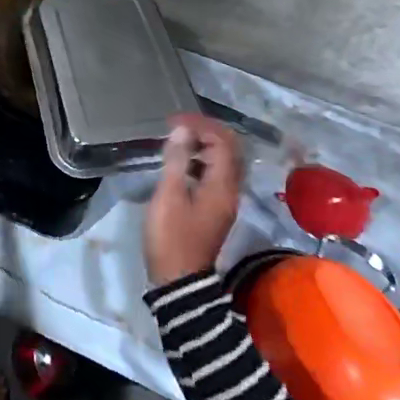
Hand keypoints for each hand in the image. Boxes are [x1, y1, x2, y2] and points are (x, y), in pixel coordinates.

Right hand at [144, 113, 244, 284]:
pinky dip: (201, 162)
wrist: (179, 279)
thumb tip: (182, 130)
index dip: (202, 126)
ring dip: (204, 147)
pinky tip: (181, 164)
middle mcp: (230, 191)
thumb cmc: (171, 236)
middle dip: (207, 133)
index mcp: (222, 186)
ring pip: (223, 164)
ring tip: (177, 141)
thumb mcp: (168, 196)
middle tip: (178, 126)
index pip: (223, 143)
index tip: (175, 120)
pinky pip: (215, 176)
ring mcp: (224, 201)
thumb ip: (176, 161)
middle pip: (229, 152)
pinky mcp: (214, 210)